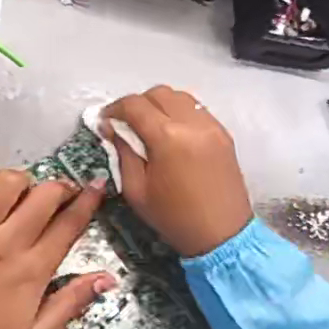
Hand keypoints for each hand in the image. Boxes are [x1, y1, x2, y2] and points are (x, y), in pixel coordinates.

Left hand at [0, 157, 110, 328]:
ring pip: (7, 183)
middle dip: (60, 187)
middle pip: (43, 196)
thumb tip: (107, 277)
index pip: (68, 225)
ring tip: (25, 188)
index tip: (97, 186)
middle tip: (62, 192)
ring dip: (23, 178)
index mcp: (31, 271)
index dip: (88, 202)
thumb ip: (70, 304)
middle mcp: (5, 243)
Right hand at [101, 86, 252, 256]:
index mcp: (167, 138)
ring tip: (149, 126)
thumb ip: (122, 153)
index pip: (135, 105)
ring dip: (160, 104)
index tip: (104, 120)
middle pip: (158, 93)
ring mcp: (212, 126)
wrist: (223, 235)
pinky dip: (179, 113)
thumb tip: (111, 129)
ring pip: (180, 97)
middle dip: (137, 103)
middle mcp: (192, 124)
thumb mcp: (136, 190)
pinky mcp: (224, 134)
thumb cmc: (173, 217)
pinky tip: (171, 133)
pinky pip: (197, 110)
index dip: (114, 109)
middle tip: (126, 123)